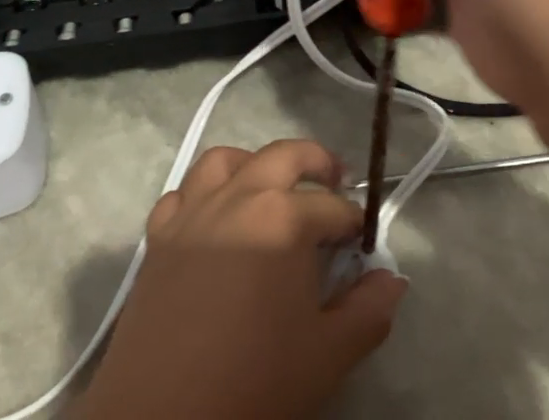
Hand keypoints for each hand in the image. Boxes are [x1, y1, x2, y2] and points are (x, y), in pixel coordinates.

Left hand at [74, 140, 406, 419]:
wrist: (164, 417)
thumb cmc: (255, 380)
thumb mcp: (328, 353)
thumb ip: (369, 309)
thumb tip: (391, 280)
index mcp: (283, 218)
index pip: (333, 207)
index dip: (354, 224)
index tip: (362, 246)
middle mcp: (236, 198)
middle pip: (283, 155)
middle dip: (317, 163)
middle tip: (335, 184)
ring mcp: (191, 213)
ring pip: (225, 160)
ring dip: (255, 165)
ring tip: (273, 190)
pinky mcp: (158, 238)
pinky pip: (181, 193)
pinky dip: (204, 193)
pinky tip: (216, 220)